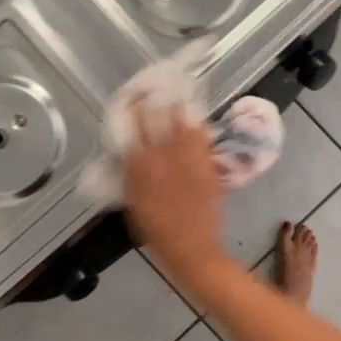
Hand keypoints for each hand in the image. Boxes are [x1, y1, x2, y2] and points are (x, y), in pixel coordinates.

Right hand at [123, 101, 228, 283]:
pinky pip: (203, 142)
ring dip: (180, 111)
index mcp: (143, 167)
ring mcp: (191, 162)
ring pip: (185, 126)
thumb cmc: (157, 232)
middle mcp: (166, 159)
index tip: (134, 95)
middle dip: (158, 102)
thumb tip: (131, 153)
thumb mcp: (135, 203)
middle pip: (161, 120)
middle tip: (157, 89)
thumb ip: (133, 175)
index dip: (136, 108)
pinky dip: (198, 131)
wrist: (193, 250)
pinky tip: (196, 124)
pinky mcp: (209, 168)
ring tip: (178, 99)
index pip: (136, 128)